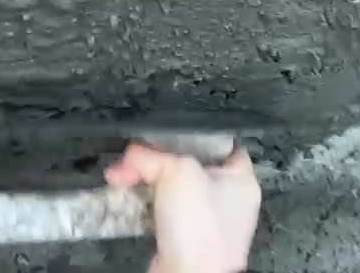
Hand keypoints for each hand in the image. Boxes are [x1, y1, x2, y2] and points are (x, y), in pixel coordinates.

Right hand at [105, 142, 260, 272]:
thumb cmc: (199, 223)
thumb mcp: (177, 170)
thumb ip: (151, 154)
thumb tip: (130, 158)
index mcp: (239, 180)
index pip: (223, 143)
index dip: (197, 132)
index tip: (172, 125)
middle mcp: (225, 198)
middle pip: (186, 160)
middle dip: (154, 155)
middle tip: (134, 154)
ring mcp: (202, 218)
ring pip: (167, 182)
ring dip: (140, 175)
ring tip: (119, 173)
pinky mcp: (181, 234)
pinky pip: (158, 205)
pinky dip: (139, 197)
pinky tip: (120, 187)